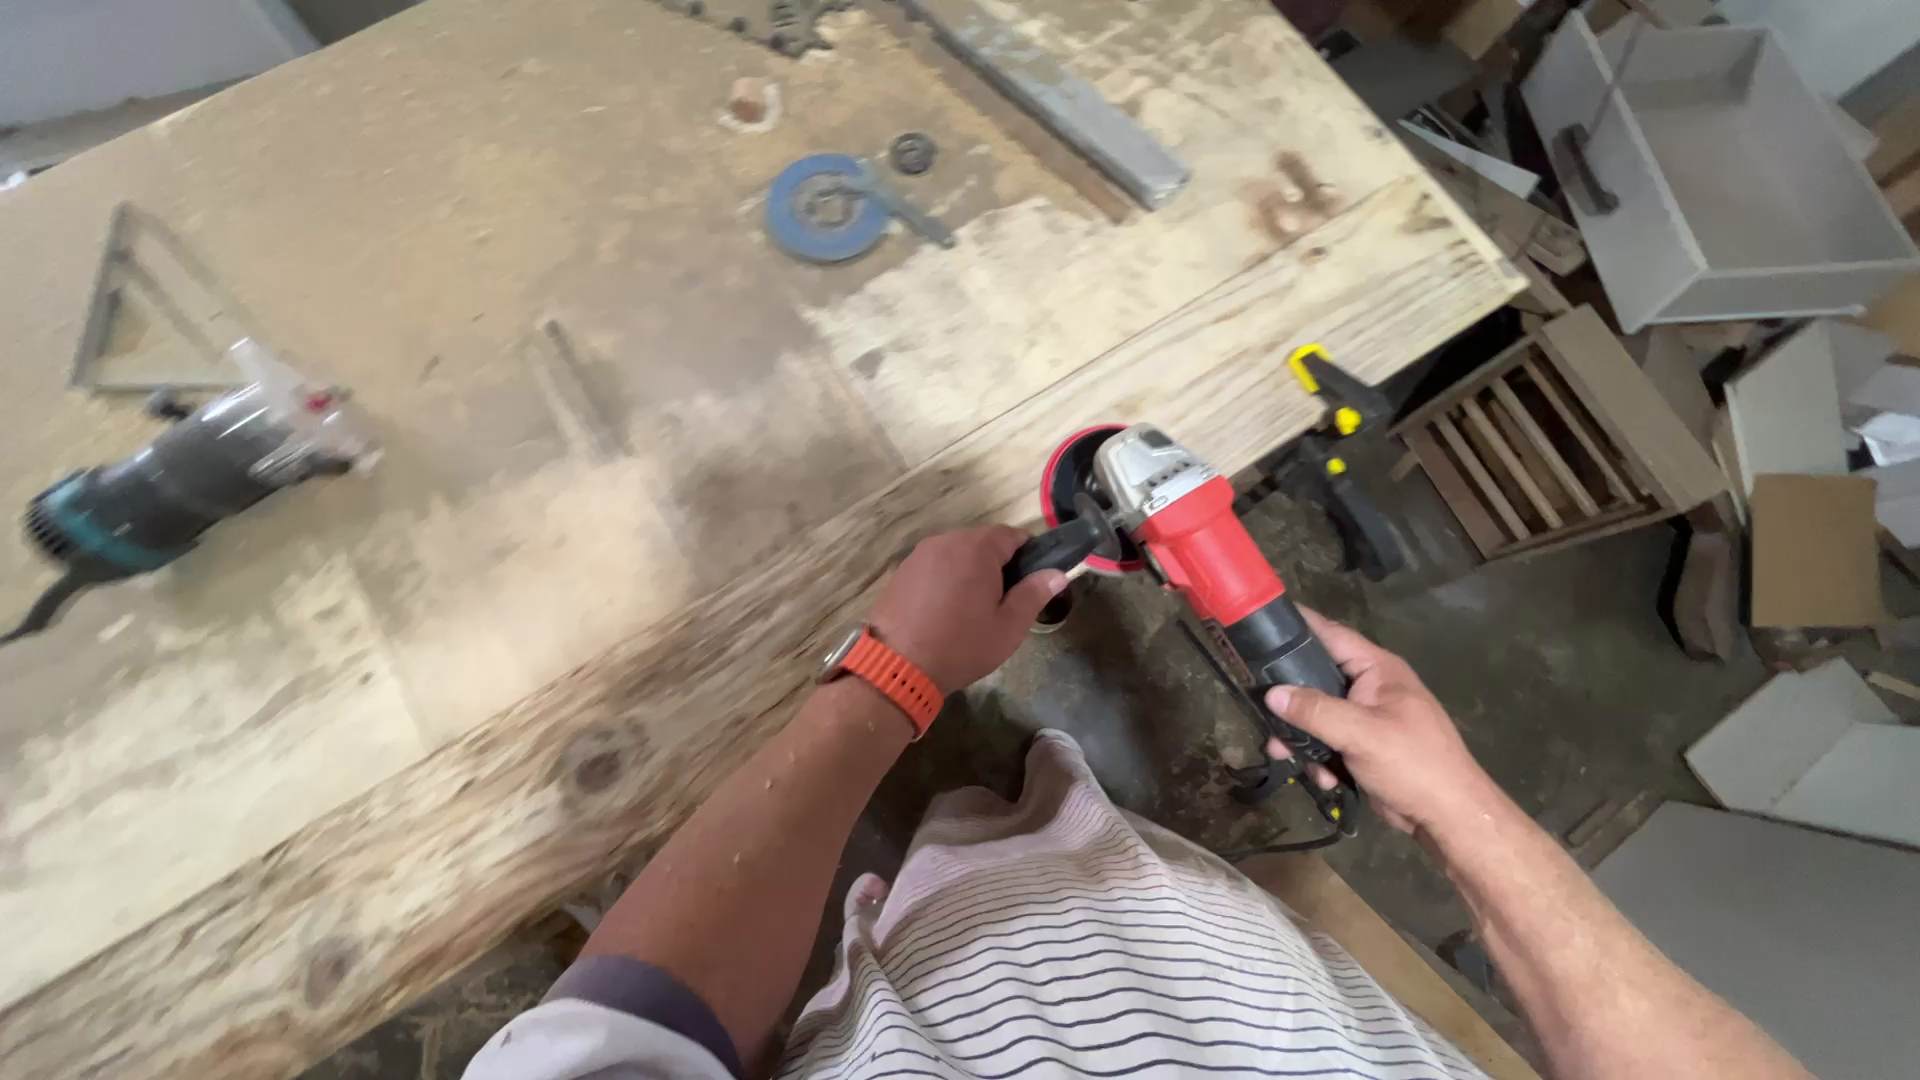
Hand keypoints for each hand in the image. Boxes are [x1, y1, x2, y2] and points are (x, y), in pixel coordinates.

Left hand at [867, 525, 1067, 693]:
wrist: (896, 666)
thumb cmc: (961, 645)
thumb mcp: (1008, 626)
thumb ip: (1034, 594)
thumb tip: (1057, 573)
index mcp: (977, 549)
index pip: (1012, 535)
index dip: (1028, 555)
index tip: (1031, 581)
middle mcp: (946, 541)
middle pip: (982, 542)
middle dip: (997, 564)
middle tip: (1003, 602)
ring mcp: (920, 554)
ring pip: (957, 554)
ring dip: (970, 572)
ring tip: (972, 609)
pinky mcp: (902, 571)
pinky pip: (935, 566)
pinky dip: (946, 580)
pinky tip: (945, 610)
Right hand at [1262, 607, 1500, 835]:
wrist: (1450, 820)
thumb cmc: (1415, 765)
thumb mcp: (1362, 734)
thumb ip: (1315, 711)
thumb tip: (1270, 694)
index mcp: (1377, 669)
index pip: (1330, 634)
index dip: (1295, 626)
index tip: (1256, 624)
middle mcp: (1370, 687)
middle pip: (1314, 676)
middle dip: (1287, 696)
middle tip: (1256, 703)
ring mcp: (1366, 716)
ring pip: (1315, 713)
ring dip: (1299, 734)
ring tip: (1281, 753)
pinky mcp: (1361, 744)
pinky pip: (1326, 739)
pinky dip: (1317, 757)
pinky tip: (1322, 777)